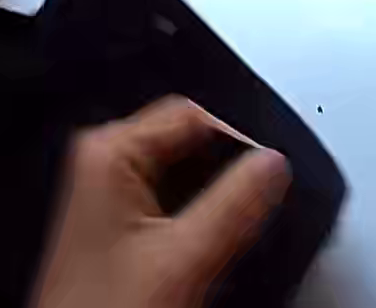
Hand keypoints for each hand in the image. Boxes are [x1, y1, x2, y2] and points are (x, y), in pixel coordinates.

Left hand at [32, 97, 291, 307]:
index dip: (236, 140)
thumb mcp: (182, 260)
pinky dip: (193, 210)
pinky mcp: (112, 219)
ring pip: (180, 168)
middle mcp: (101, 159)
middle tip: (252, 199)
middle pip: (186, 139)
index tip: (266, 172)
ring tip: (230, 223)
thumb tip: (274, 163)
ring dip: (210, 192)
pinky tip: (205, 238)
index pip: (193, 116)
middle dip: (222, 169)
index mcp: (108, 150)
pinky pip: (167, 193)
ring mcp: (105, 189)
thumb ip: (235, 205)